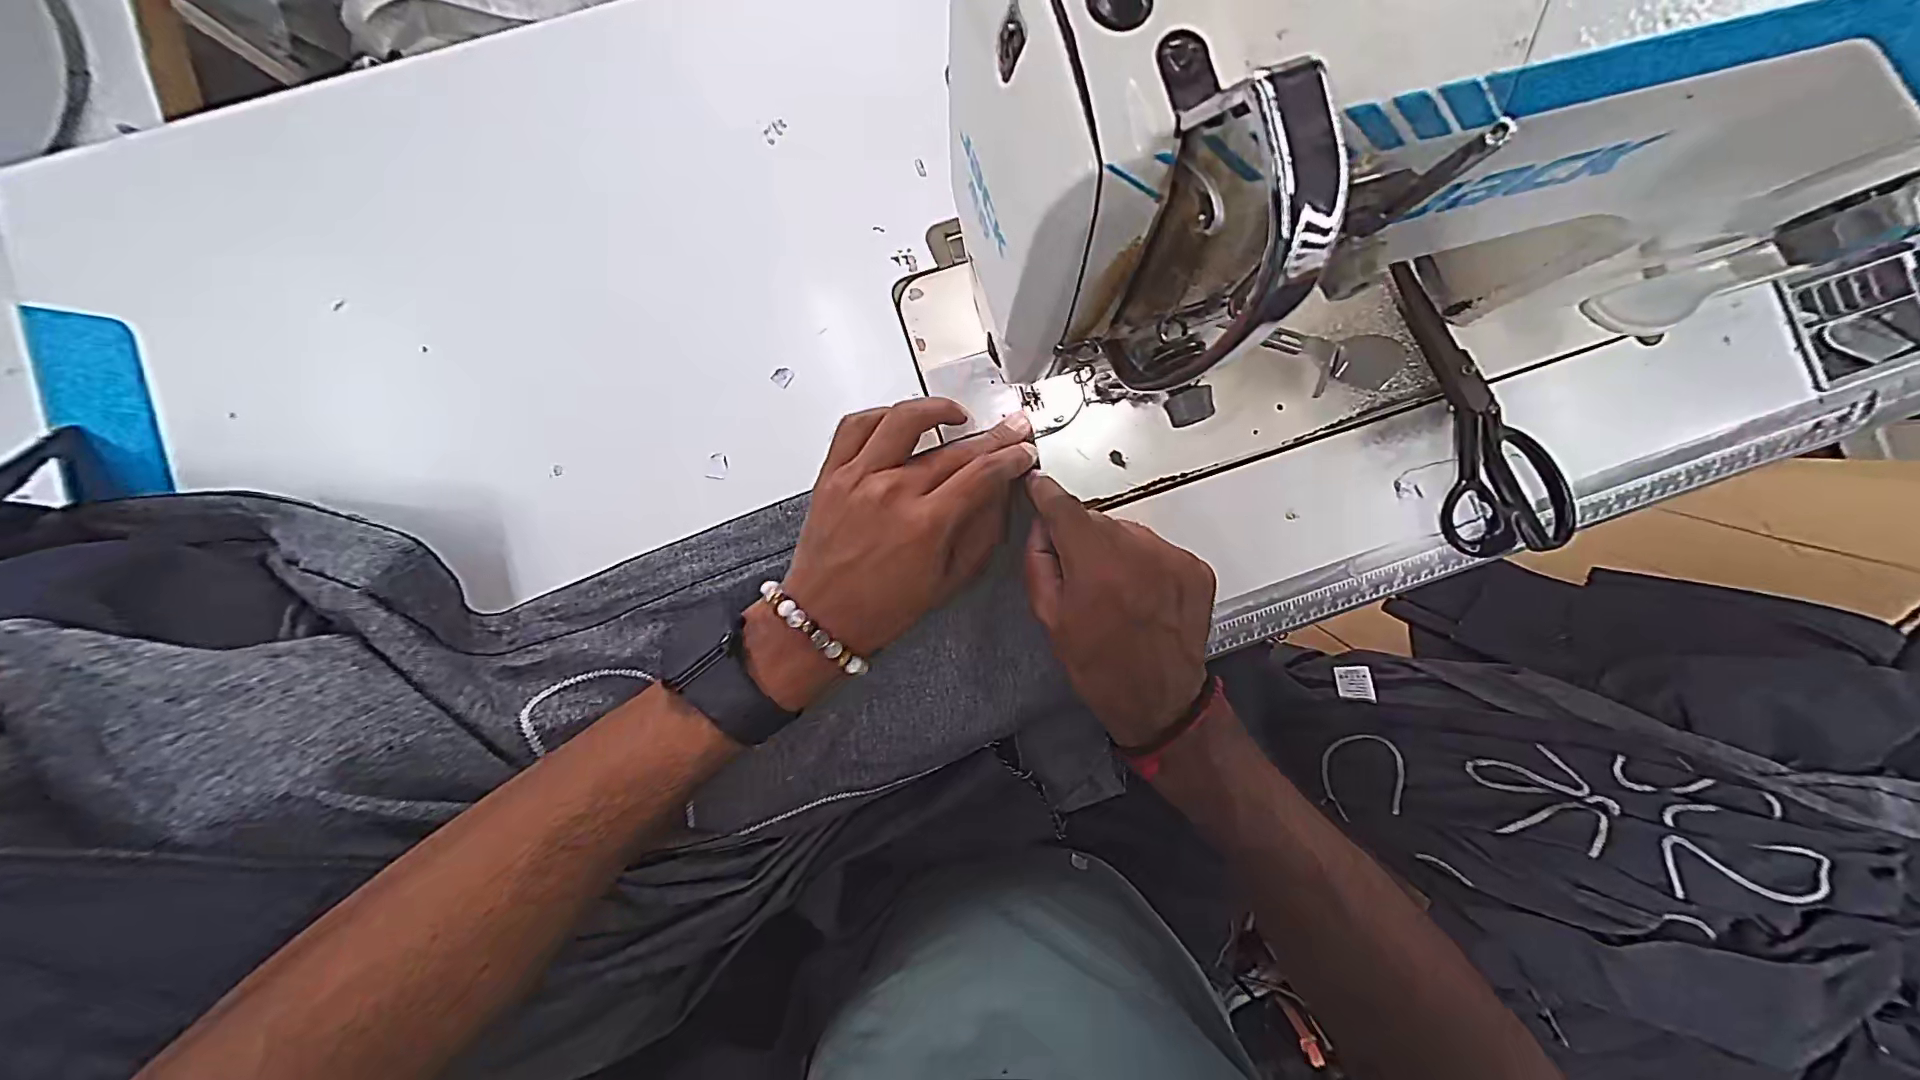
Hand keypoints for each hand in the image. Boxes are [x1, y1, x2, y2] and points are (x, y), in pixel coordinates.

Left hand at [747, 399, 1037, 708]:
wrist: (823, 617)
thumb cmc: (879, 608)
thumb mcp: (948, 580)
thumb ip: (981, 533)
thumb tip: (999, 495)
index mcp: (925, 523)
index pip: (982, 471)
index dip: (1010, 456)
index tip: (1020, 452)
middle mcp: (891, 493)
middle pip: (954, 448)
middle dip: (991, 437)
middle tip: (1006, 432)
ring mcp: (858, 479)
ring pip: (904, 420)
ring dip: (937, 409)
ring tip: (955, 414)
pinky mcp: (832, 475)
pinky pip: (855, 425)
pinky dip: (882, 413)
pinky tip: (899, 419)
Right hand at [1022, 472, 1215, 746]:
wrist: (1157, 700)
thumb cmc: (1103, 669)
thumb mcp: (1050, 618)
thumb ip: (1039, 563)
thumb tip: (1041, 529)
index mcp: (1095, 567)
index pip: (1064, 507)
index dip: (1046, 493)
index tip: (1039, 485)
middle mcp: (1137, 554)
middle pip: (1097, 519)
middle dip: (1082, 537)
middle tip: (1081, 575)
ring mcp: (1170, 559)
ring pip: (1128, 531)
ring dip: (1116, 549)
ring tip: (1116, 591)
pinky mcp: (1194, 567)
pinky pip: (1157, 547)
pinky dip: (1145, 562)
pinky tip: (1140, 593)